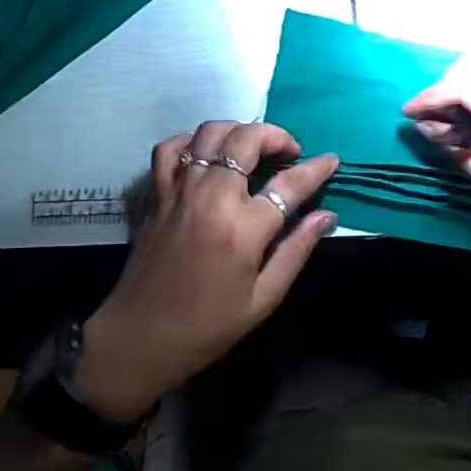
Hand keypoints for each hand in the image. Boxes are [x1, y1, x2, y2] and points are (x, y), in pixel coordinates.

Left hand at [71, 121, 338, 421]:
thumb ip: (297, 249)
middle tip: (290, 152)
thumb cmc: (208, 327)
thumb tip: (326, 215)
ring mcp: (179, 192)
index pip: (290, 184)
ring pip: (210, 134)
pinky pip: (171, 148)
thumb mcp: (264, 298)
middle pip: (246, 141)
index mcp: (243, 230)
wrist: (139, 340)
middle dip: (276, 136)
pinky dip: (193, 141)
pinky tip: (208, 154)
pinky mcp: (157, 195)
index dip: (316, 168)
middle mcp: (211, 199)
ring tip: (254, 148)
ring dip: (239, 131)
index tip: (332, 160)